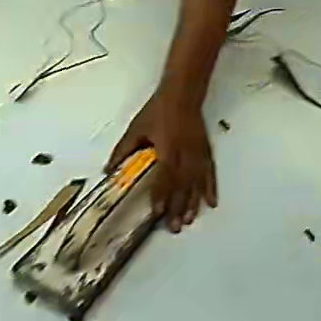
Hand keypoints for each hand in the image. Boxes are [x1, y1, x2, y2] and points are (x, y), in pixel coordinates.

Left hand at [109, 90, 215, 232]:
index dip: (161, 195)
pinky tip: (211, 202)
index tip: (158, 213)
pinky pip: (209, 173)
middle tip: (175, 226)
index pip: (165, 177)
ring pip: (197, 182)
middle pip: (182, 185)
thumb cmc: (158, 110)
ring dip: (194, 202)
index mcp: (167, 148)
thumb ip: (123, 150)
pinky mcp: (205, 151)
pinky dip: (211, 188)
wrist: (182, 94)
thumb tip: (109, 170)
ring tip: (190, 220)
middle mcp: (185, 154)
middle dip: (178, 207)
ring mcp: (197, 153)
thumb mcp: (136, 128)